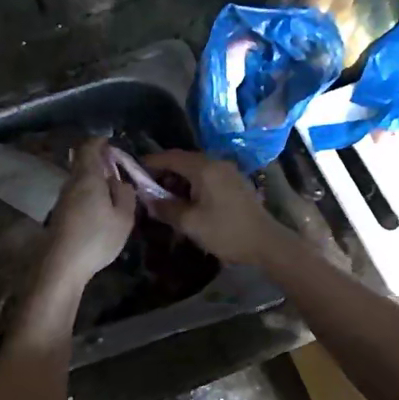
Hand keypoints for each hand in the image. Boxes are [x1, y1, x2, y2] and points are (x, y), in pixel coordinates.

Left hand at [43, 137, 136, 289]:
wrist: (61, 266)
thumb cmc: (96, 238)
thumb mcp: (123, 217)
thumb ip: (125, 194)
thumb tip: (120, 181)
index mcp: (88, 178)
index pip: (89, 148)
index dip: (99, 141)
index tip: (110, 141)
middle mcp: (71, 184)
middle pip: (83, 164)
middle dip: (100, 161)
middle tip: (119, 168)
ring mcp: (63, 200)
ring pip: (80, 180)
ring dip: (95, 180)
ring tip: (114, 190)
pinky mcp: (60, 215)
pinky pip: (77, 195)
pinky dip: (90, 194)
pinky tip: (101, 209)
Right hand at [142, 150, 292, 264]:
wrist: (266, 242)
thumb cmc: (226, 232)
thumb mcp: (190, 223)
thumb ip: (165, 208)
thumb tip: (148, 199)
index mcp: (204, 168)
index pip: (170, 157)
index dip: (150, 163)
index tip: (133, 172)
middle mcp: (217, 163)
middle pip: (183, 161)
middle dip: (164, 173)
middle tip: (149, 191)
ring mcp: (229, 172)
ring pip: (196, 170)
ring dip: (179, 181)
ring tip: (167, 200)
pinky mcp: (236, 183)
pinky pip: (208, 178)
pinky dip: (194, 185)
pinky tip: (188, 203)